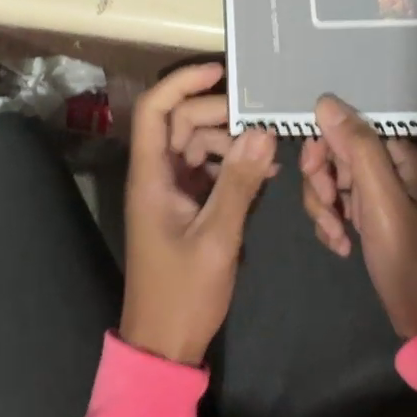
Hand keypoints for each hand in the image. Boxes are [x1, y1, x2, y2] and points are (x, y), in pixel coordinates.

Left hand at [119, 63, 279, 365]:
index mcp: (150, 175)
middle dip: (219, 115)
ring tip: (266, 152)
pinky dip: (230, 166)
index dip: (183, 82)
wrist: (164, 345)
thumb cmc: (183, 292)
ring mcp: (169, 190)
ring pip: (196, 144)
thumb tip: (262, 131)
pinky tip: (260, 173)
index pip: (155, 108)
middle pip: (181, 123)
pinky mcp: (183, 207)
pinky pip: (205, 170)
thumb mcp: (218, 237)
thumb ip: (240, 183)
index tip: (220, 71)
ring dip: (229, 142)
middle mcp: (155, 174)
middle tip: (260, 122)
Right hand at [300, 95, 416, 338]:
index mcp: (397, 153)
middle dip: (320, 183)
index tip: (321, 184)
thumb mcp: (381, 200)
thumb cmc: (410, 257)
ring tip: (338, 238)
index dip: (322, 151)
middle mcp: (389, 166)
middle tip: (329, 211)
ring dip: (323, 208)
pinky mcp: (371, 218)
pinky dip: (331, 224)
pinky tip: (342, 247)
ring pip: (329, 181)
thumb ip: (356, 147)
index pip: (344, 127)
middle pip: (333, 154)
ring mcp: (379, 193)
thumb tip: (325, 101)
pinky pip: (335, 206)